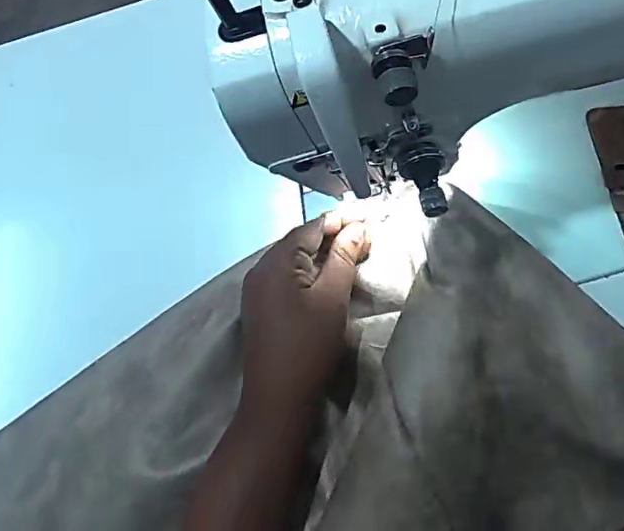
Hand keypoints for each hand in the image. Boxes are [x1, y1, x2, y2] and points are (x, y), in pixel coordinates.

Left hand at [239, 214, 369, 413]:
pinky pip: (285, 275)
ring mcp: (256, 287)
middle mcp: (260, 267)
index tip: (366, 220)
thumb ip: (344, 259)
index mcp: (275, 261)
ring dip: (320, 254)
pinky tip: (326, 277)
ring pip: (292, 258)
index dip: (339, 222)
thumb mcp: (332, 299)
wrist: (277, 402)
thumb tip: (357, 228)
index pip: (310, 228)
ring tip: (350, 253)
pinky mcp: (259, 305)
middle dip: (330, 236)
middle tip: (363, 236)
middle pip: (299, 241)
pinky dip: (307, 271)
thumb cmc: (308, 348)